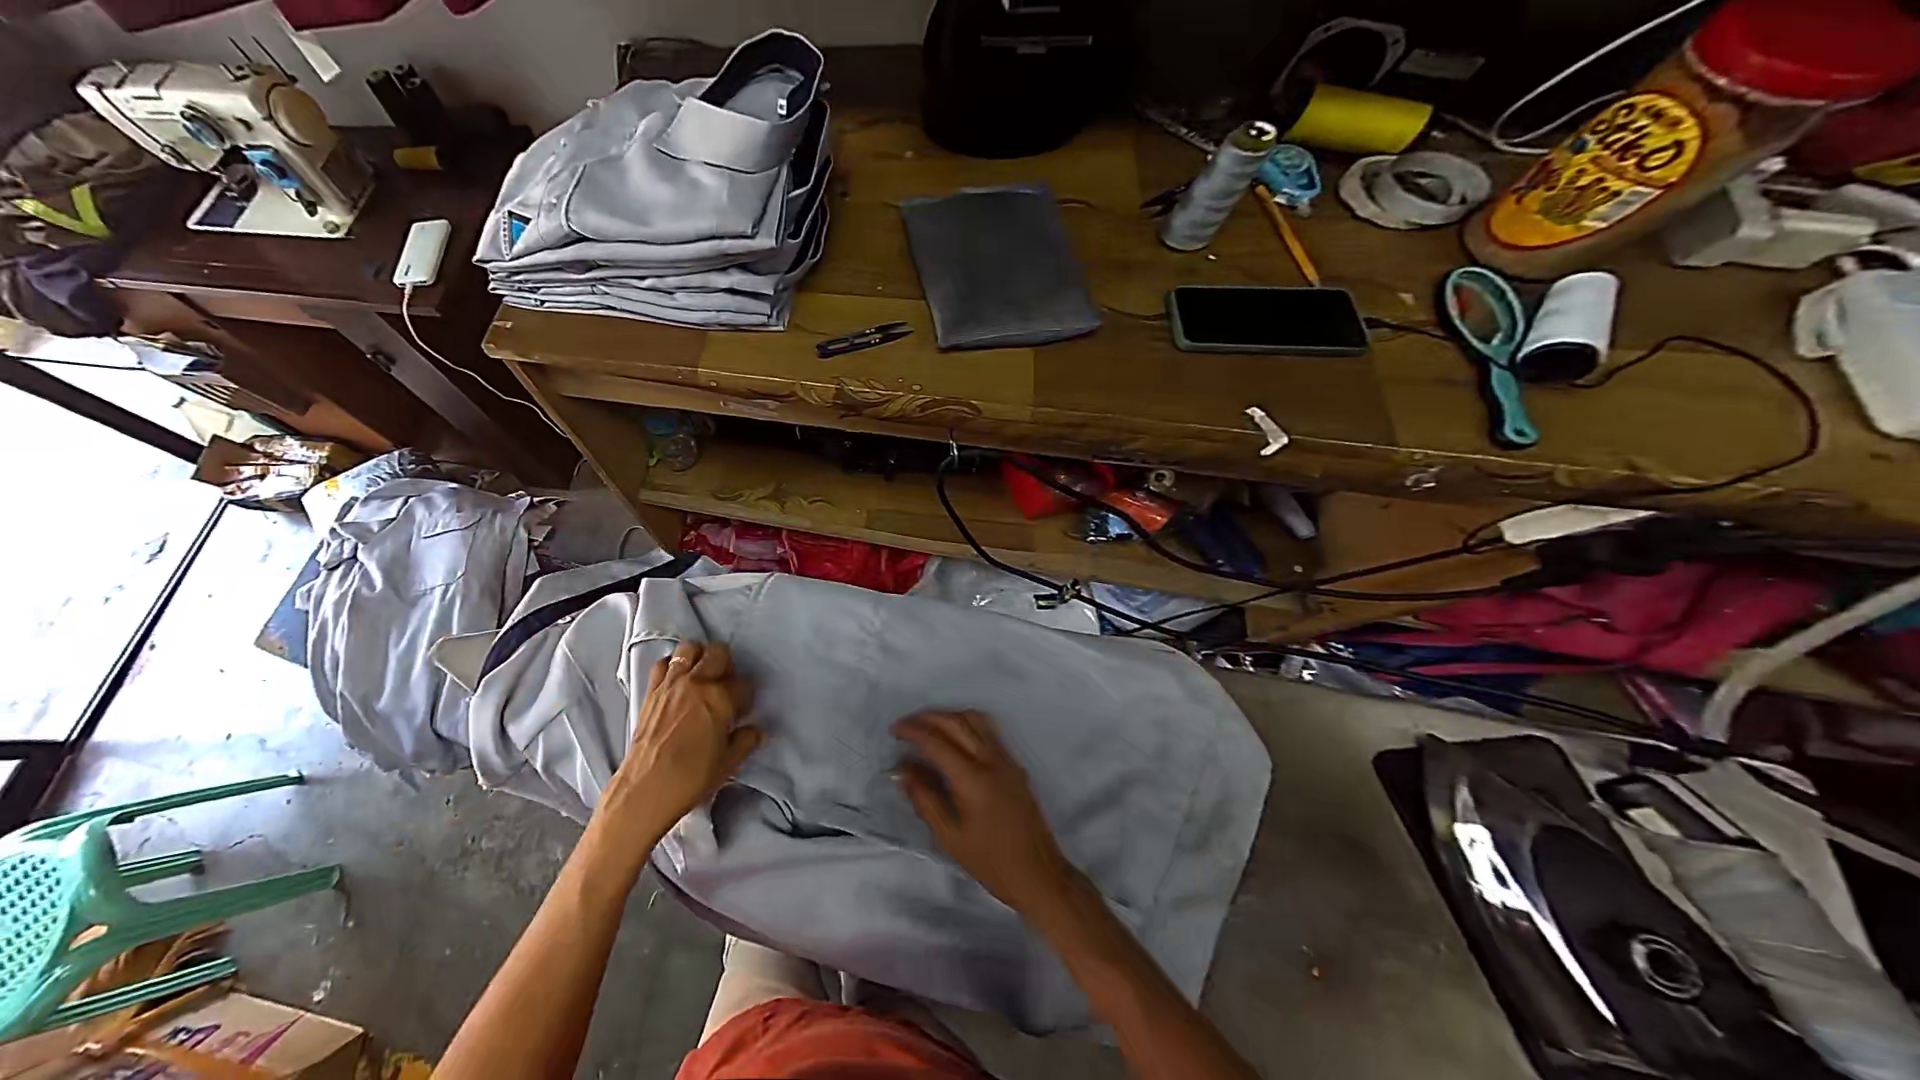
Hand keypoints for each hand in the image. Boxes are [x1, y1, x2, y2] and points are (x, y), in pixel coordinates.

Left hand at [602, 641, 761, 830]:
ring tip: (704, 673)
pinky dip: (673, 664)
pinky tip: (678, 680)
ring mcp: (671, 684)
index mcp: (721, 698)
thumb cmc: (689, 778)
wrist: (645, 789)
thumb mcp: (729, 762)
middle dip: (728, 665)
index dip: (747, 695)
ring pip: (690, 648)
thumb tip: (753, 732)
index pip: (745, 683)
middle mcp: (697, 684)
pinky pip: (664, 663)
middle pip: (719, 653)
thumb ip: (746, 741)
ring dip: (701, 656)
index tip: (743, 708)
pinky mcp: (652, 691)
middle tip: (728, 684)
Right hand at [893, 711, 1078, 913]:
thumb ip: (924, 799)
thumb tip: (902, 770)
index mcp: (973, 780)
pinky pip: (989, 731)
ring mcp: (1007, 760)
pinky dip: (966, 725)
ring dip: (949, 716)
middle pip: (957, 723)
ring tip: (927, 726)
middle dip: (928, 718)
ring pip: (976, 720)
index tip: (894, 731)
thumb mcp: (949, 836)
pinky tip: (953, 737)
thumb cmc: (990, 862)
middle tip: (905, 725)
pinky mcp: (1015, 765)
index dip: (913, 732)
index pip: (937, 743)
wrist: (1038, 873)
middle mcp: (992, 761)